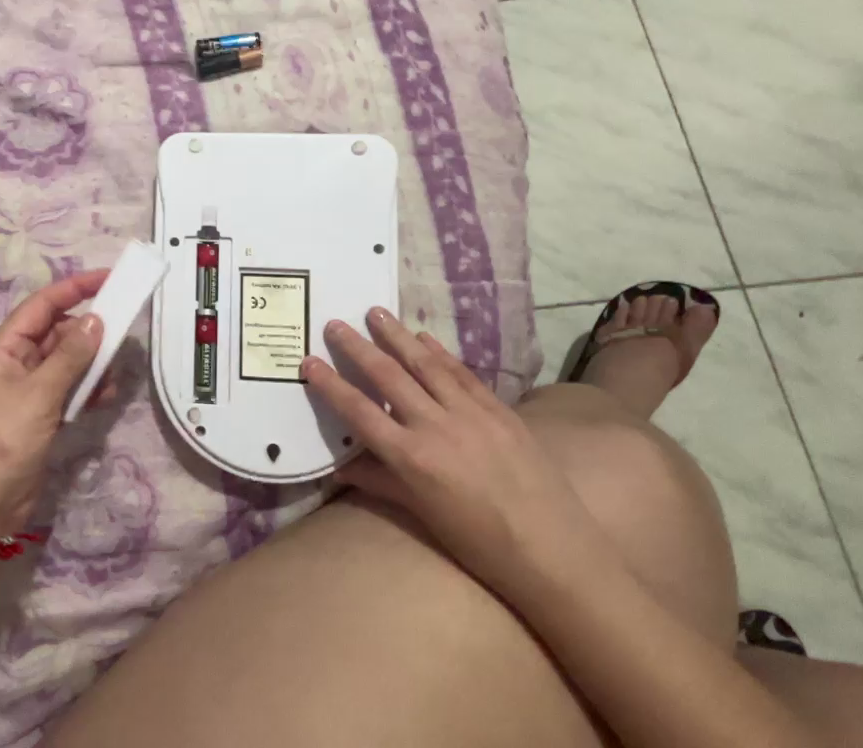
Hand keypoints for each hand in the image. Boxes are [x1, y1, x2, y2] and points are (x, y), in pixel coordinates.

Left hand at [0, 270, 108, 535]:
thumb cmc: (1, 442)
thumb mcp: (38, 395)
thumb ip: (70, 357)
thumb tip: (95, 319)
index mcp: (4, 348)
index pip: (42, 305)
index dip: (75, 288)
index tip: (110, 278)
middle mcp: (14, 364)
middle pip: (57, 332)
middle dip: (88, 331)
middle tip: (123, 334)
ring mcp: (26, 392)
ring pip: (66, 363)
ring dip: (91, 364)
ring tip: (115, 373)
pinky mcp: (38, 418)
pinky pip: (67, 391)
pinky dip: (86, 390)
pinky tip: (104, 396)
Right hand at [302, 308, 611, 597]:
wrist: (553, 551)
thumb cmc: (478, 543)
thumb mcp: (422, 515)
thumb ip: (380, 483)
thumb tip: (340, 468)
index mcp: (411, 457)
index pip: (360, 412)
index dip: (330, 385)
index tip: (308, 361)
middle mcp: (436, 427)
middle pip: (388, 377)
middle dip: (358, 347)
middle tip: (335, 323)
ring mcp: (471, 414)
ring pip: (426, 364)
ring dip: (397, 336)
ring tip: (376, 313)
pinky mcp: (500, 411)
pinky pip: (462, 373)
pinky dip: (440, 352)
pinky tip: (424, 338)